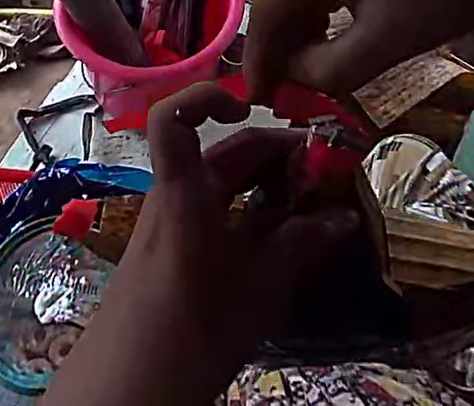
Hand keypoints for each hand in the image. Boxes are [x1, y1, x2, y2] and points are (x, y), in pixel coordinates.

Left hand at [45, 84, 359, 405]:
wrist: (130, 391)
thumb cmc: (191, 333)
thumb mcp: (256, 290)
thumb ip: (298, 245)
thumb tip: (343, 217)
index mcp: (184, 191)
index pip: (173, 118)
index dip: (207, 97)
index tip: (250, 110)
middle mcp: (176, 192)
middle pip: (226, 150)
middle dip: (278, 152)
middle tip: (328, 169)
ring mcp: (175, 217)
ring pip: (227, 179)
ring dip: (271, 181)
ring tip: (317, 200)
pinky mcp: (179, 241)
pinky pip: (221, 207)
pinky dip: (255, 208)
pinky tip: (287, 231)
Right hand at [244, 0, 473, 100]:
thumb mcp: (387, 40)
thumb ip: (328, 68)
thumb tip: (291, 74)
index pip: (269, 10)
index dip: (260, 60)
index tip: (256, 102)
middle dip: (283, 50)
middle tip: (287, 99)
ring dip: (304, 36)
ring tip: (311, 79)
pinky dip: (325, 17)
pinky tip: (335, 44)